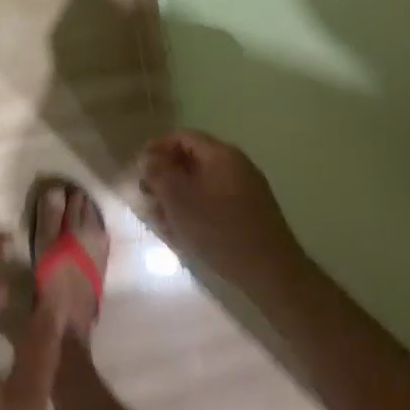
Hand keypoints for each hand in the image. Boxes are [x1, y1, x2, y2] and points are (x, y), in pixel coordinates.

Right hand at [140, 130, 301, 285]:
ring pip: (202, 183)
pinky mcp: (250, 212)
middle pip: (192, 159)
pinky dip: (195, 209)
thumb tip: (147, 158)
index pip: (183, 137)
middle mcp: (236, 165)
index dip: (157, 147)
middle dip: (166, 175)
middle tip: (147, 195)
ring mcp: (246, 189)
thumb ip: (158, 172)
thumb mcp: (178, 199)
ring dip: (178, 196)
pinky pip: (215, 200)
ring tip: (161, 219)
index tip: (138, 168)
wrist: (271, 272)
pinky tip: (183, 232)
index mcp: (221, 154)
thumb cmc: (219, 229)